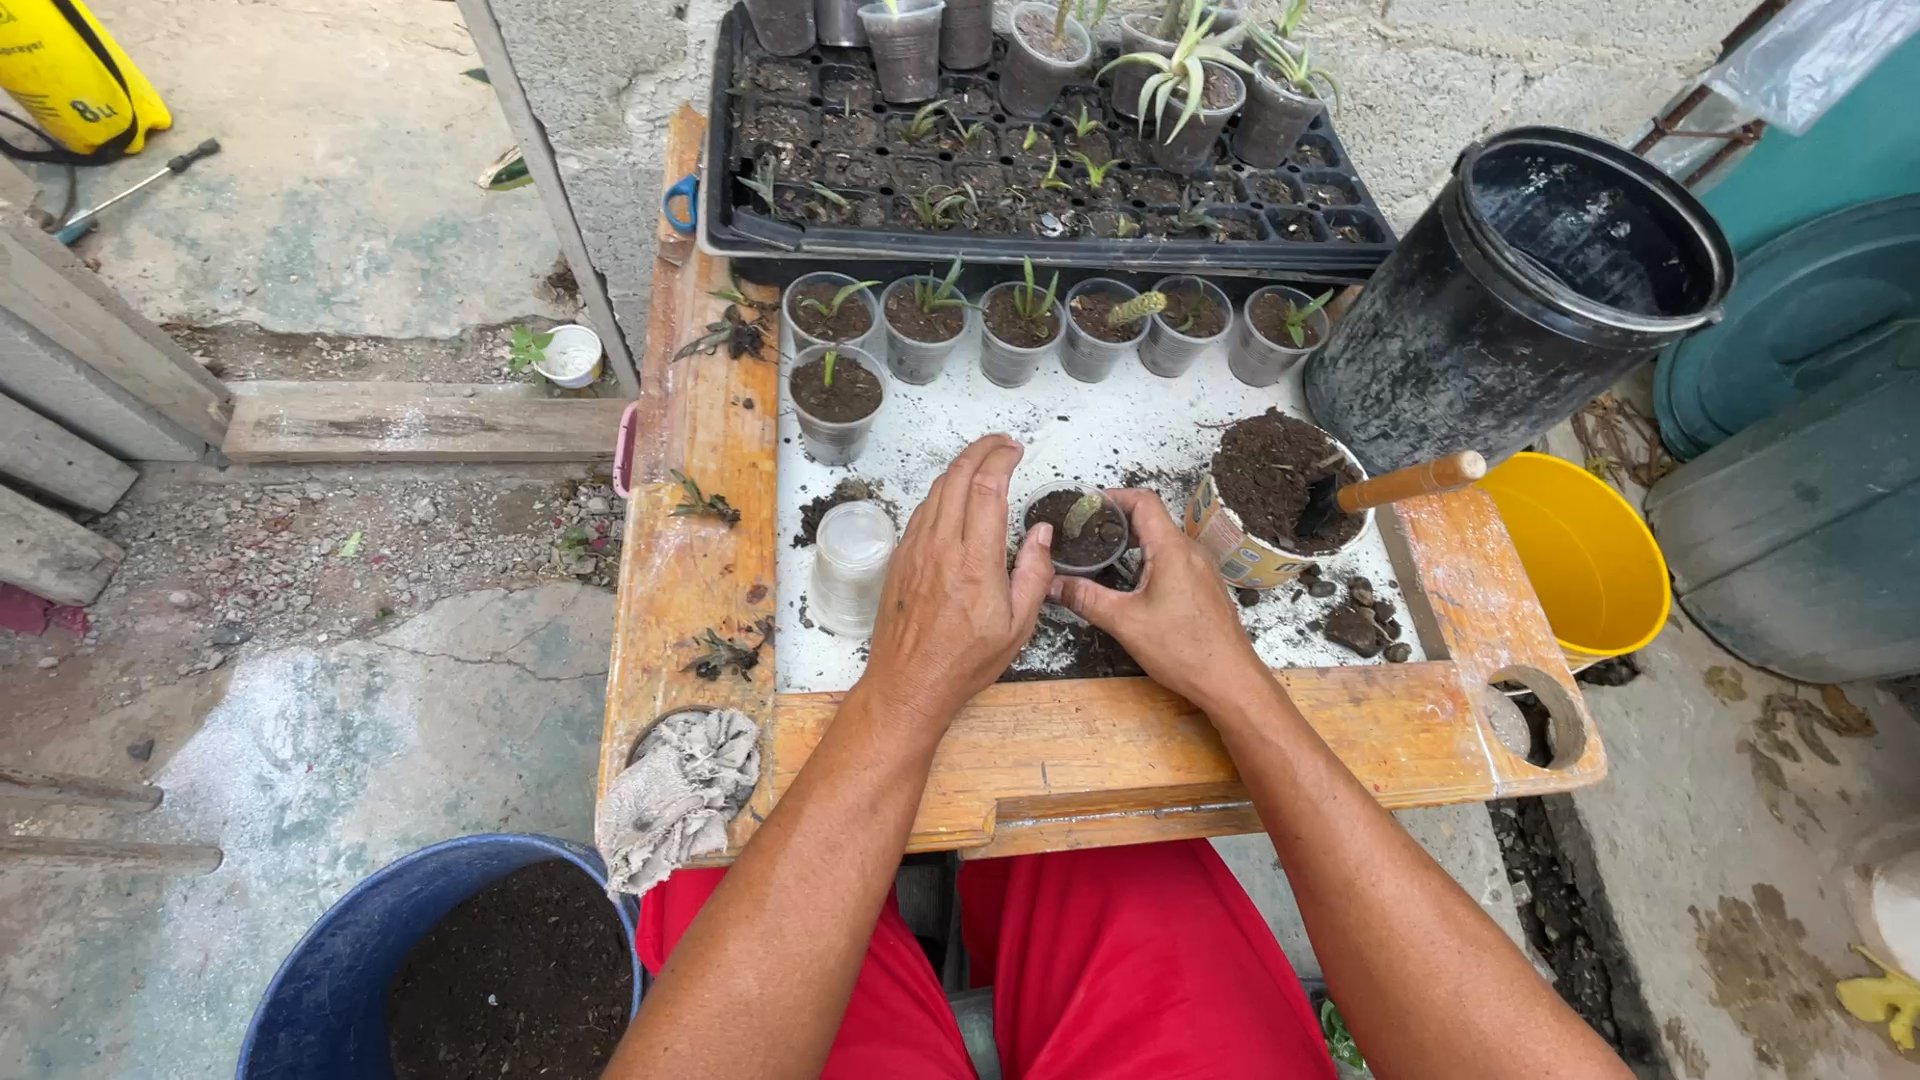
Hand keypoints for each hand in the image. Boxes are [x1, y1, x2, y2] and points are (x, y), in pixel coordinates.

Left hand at [859, 434, 1053, 726]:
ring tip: (982, 463)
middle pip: (958, 476)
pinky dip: (941, 492)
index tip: (1016, 450)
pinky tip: (955, 497)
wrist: (909, 683)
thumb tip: (1040, 533)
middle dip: (982, 449)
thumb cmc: (964, 661)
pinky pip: (921, 511)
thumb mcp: (1018, 626)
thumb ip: (1034, 573)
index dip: (1002, 459)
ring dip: (960, 467)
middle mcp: (941, 546)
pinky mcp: (900, 558)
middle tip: (1002, 444)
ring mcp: (915, 549)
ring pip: (936, 490)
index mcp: (976, 561)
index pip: (988, 487)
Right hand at [1050, 489, 1269, 713]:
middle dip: (1119, 519)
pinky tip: (1132, 579)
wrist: (1230, 681)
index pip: (1143, 501)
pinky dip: (1150, 558)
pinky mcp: (1204, 586)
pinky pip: (1175, 558)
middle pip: (1153, 518)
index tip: (1089, 503)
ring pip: (1164, 539)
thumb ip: (1086, 599)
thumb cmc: (1185, 649)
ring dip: (1135, 540)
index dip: (1114, 495)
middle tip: (1088, 529)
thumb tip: (1054, 585)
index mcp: (1172, 549)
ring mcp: (1201, 569)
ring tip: (1105, 551)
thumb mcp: (1125, 622)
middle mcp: (1191, 552)